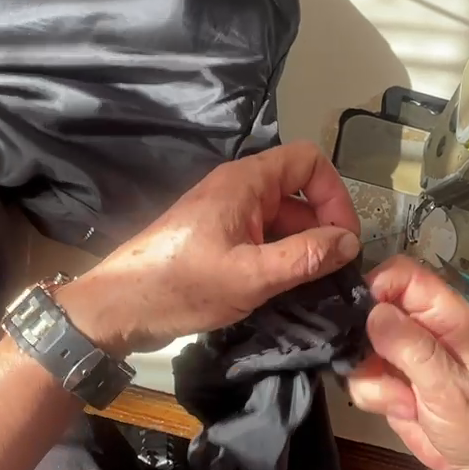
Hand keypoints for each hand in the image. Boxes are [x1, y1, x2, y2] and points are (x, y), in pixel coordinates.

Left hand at [54, 143, 360, 354]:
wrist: (119, 308)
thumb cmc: (181, 285)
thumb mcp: (250, 276)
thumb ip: (304, 257)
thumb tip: (350, 242)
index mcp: (245, 182)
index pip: (308, 161)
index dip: (334, 194)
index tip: (343, 239)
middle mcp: (237, 190)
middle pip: (298, 194)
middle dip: (321, 229)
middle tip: (333, 274)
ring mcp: (225, 216)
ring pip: (280, 222)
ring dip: (301, 250)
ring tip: (312, 288)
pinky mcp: (216, 241)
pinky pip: (261, 241)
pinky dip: (278, 260)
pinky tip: (283, 291)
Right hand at [345, 255, 468, 469]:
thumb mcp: (451, 387)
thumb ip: (414, 350)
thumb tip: (375, 313)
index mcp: (445, 314)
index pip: (402, 274)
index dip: (377, 286)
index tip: (363, 317)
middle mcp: (418, 325)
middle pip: (369, 306)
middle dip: (364, 338)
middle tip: (377, 366)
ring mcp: (398, 351)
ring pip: (357, 344)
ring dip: (371, 375)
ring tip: (403, 399)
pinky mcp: (384, 376)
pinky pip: (357, 374)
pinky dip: (372, 395)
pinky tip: (402, 408)